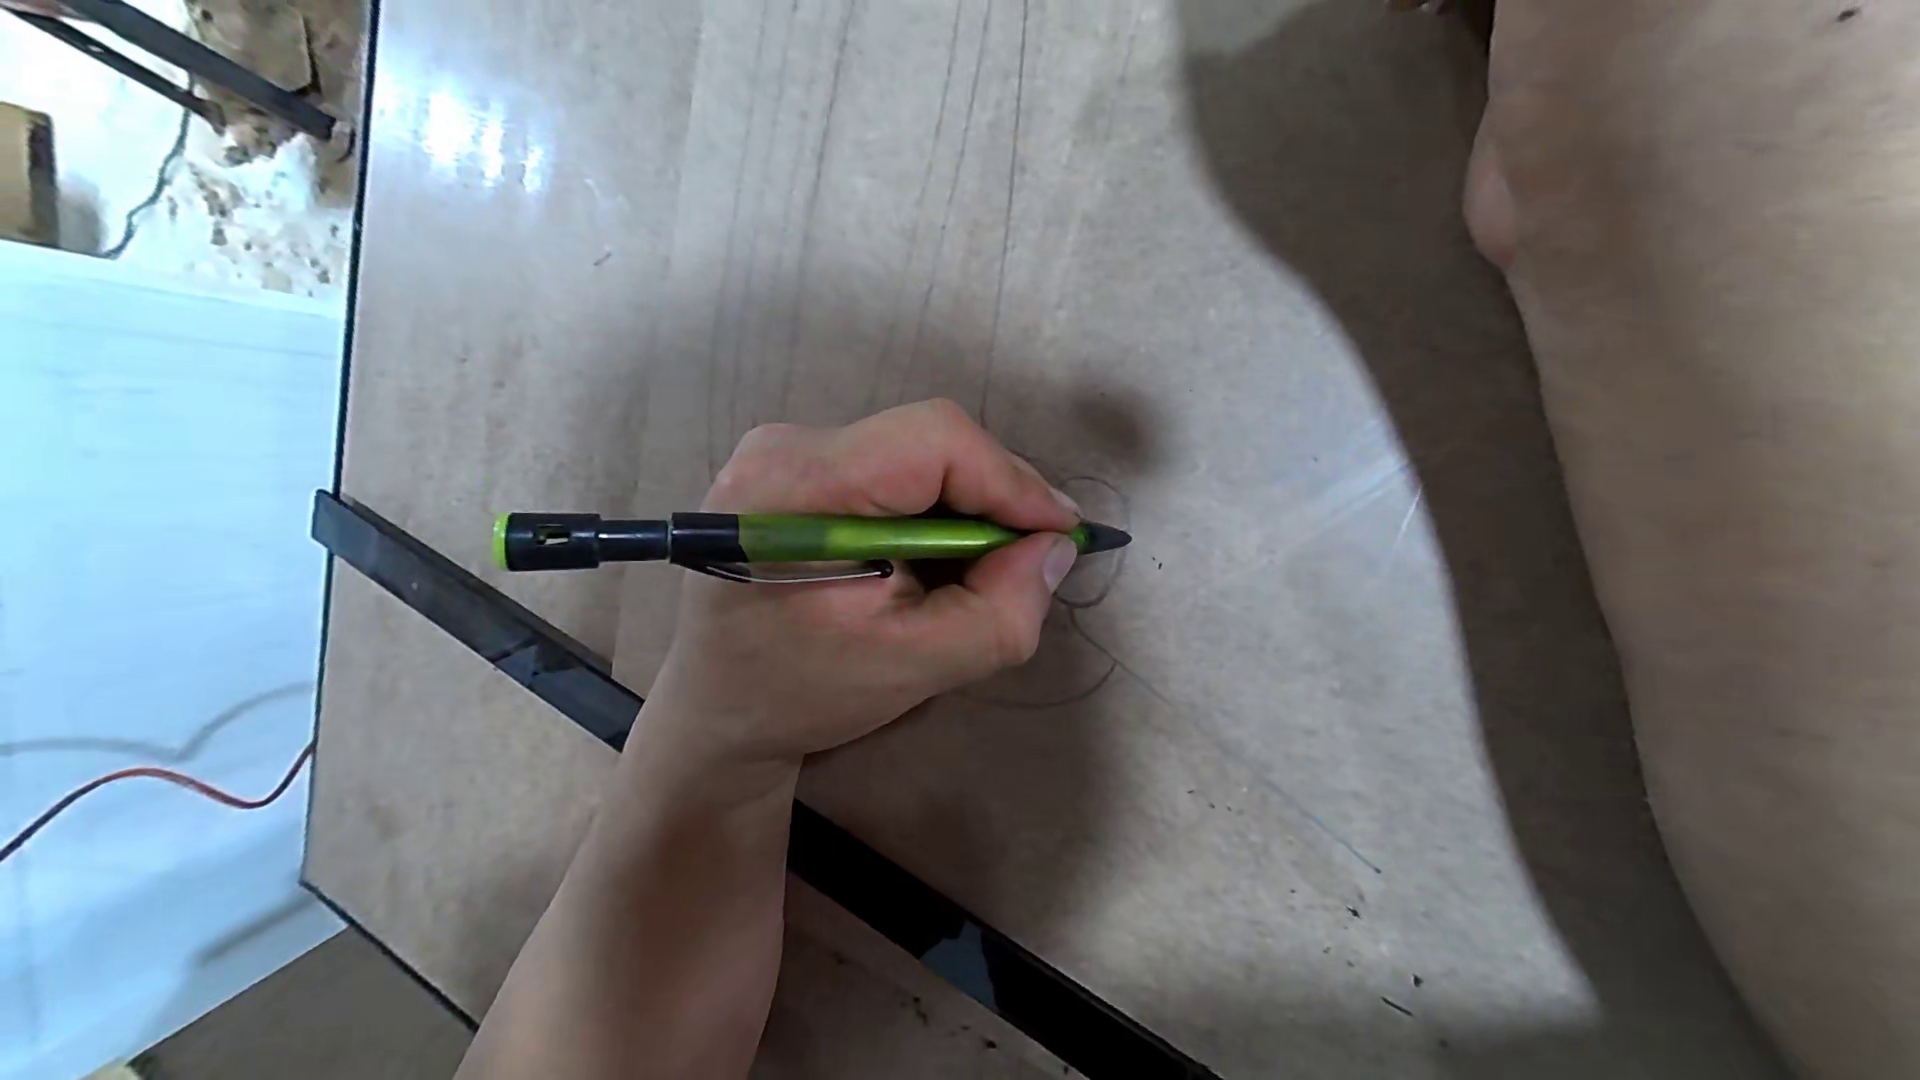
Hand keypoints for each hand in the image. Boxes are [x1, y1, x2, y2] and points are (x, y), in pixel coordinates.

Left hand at [641, 400, 1080, 769]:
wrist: (716, 709)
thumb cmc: (801, 695)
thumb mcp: (916, 669)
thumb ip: (1001, 612)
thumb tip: (1055, 547)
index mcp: (797, 486)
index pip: (934, 441)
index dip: (1011, 481)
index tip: (1061, 533)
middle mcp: (785, 446)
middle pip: (929, 441)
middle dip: (995, 496)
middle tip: (1033, 553)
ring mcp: (785, 451)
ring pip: (918, 453)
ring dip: (968, 504)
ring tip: (986, 564)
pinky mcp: (797, 468)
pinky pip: (894, 468)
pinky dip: (934, 507)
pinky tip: (939, 556)